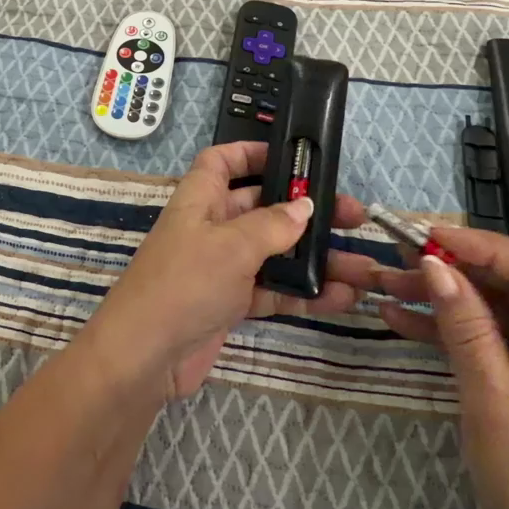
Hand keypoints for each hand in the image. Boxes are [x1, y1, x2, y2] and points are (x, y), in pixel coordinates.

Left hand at [78, 141, 369, 400]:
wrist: (146, 355)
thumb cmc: (184, 283)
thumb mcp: (231, 245)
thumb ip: (271, 225)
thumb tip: (304, 206)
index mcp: (199, 199)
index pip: (221, 162)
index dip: (252, 153)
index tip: (294, 157)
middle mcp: (210, 227)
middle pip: (262, 207)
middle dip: (305, 211)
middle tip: (354, 216)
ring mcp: (220, 268)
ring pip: (274, 253)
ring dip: (315, 259)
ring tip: (363, 268)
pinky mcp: (229, 304)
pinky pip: (273, 290)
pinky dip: (304, 293)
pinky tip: (342, 298)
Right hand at [373, 227, 508, 508]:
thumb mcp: (496, 412)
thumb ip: (467, 334)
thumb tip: (433, 265)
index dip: (488, 248)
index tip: (432, 235)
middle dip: (457, 270)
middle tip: (398, 255)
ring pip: (497, 315)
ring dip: (443, 299)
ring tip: (386, 283)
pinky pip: (489, 345)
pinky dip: (447, 332)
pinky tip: (399, 319)